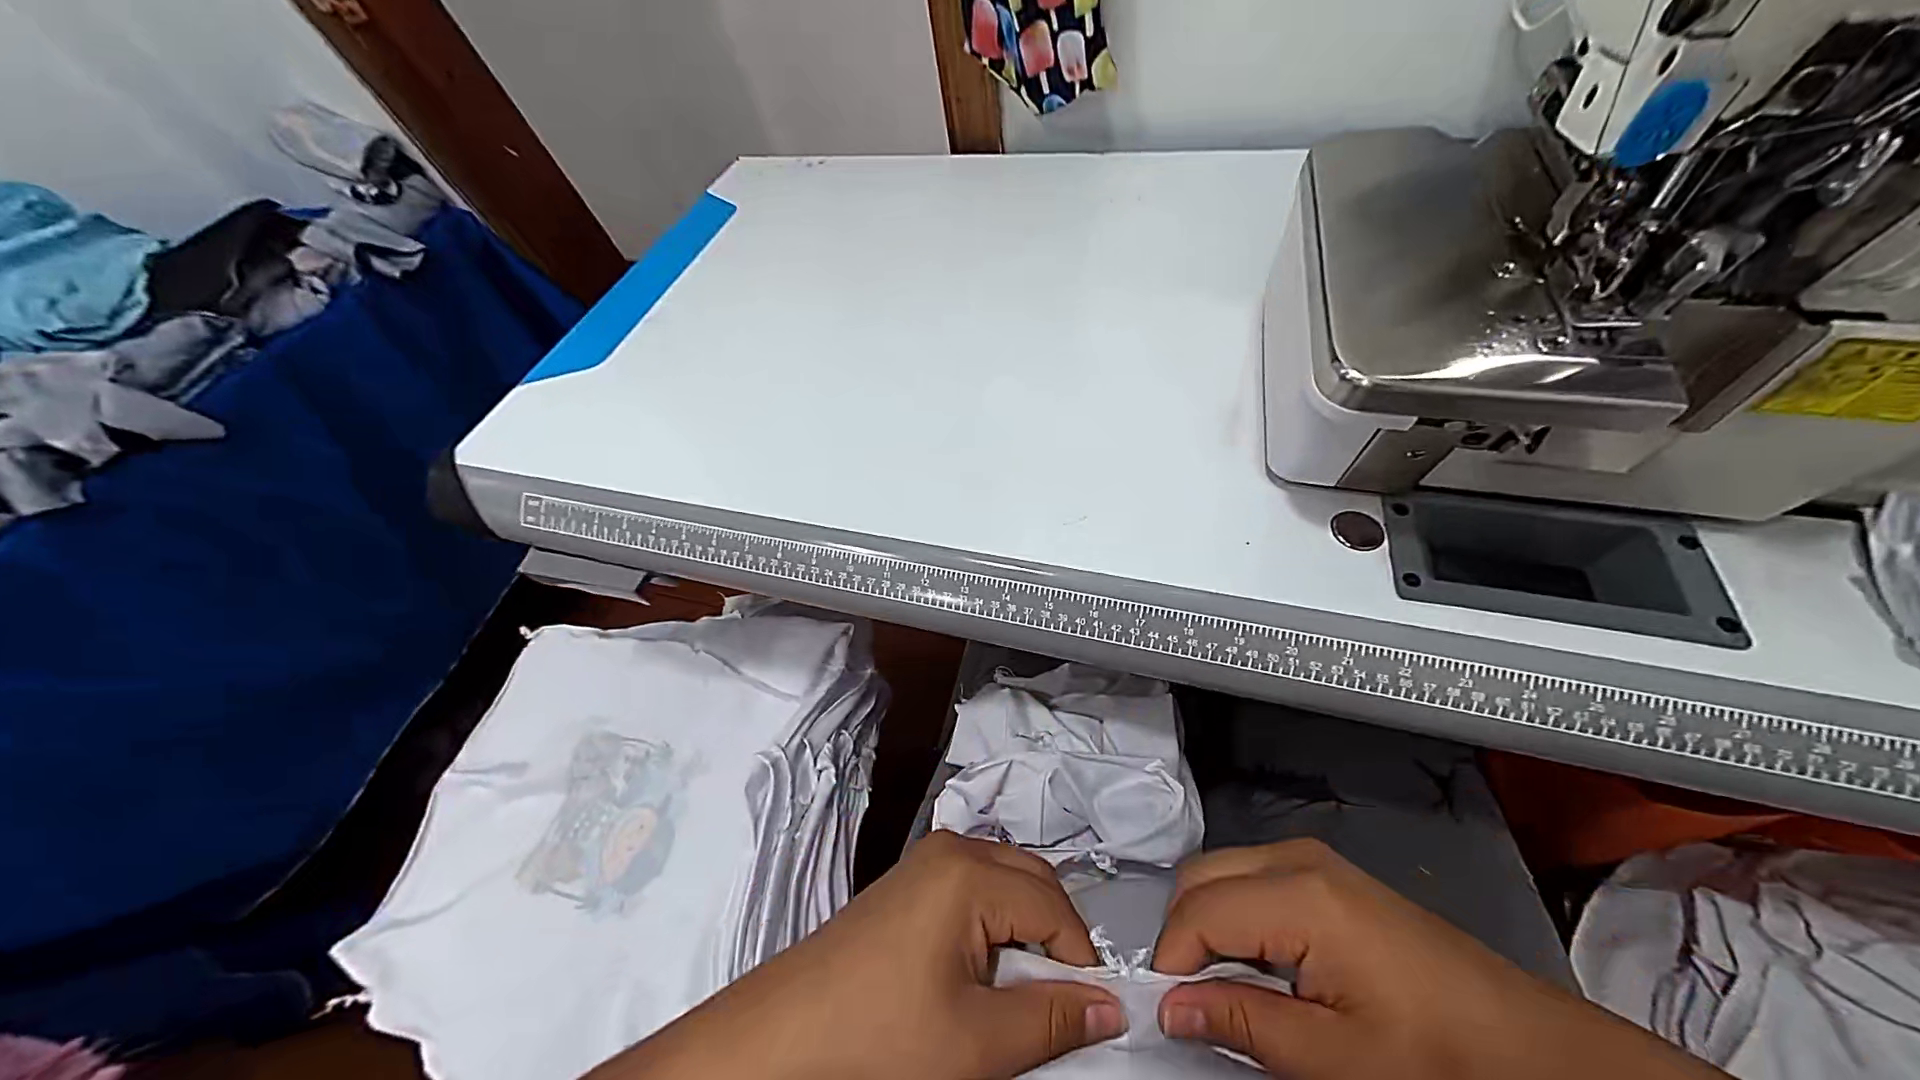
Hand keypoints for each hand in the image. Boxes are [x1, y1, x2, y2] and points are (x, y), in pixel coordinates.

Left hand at [590, 831, 1125, 1079]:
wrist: (780, 1041)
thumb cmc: (876, 1038)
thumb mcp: (976, 1042)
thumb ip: (1051, 1018)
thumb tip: (1108, 1006)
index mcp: (969, 871)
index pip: (1056, 907)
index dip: (1082, 962)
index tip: (1092, 1014)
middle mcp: (950, 850)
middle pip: (1033, 883)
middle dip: (1055, 939)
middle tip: (1056, 1005)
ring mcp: (924, 864)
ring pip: (1005, 884)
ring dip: (1024, 933)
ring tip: (1016, 997)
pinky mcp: (907, 885)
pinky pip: (972, 891)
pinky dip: (992, 927)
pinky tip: (979, 977)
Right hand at [1152, 840, 1725, 1079]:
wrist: (1535, 1047)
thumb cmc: (1442, 1055)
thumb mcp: (1336, 1058)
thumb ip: (1242, 1022)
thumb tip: (1171, 1007)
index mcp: (1299, 894)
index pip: (1197, 913)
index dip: (1172, 963)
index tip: (1170, 1012)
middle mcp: (1297, 858)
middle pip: (1199, 878)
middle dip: (1183, 934)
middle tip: (1196, 1000)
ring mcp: (1313, 859)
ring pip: (1219, 873)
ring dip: (1206, 923)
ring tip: (1229, 987)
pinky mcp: (1326, 873)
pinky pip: (1250, 878)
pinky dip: (1235, 914)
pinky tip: (1260, 964)